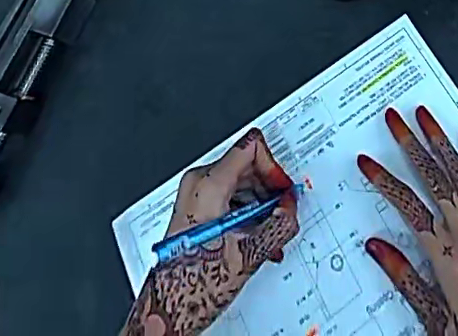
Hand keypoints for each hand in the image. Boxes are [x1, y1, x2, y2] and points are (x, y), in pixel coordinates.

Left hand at [121, 129, 298, 335]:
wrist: (166, 312)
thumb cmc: (194, 285)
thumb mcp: (248, 253)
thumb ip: (278, 224)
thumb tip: (291, 207)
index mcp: (209, 183)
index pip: (252, 146)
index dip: (274, 167)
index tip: (282, 190)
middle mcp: (198, 182)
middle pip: (247, 164)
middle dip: (269, 190)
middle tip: (281, 213)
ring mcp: (194, 194)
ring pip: (240, 181)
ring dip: (260, 205)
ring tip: (269, 233)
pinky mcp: (195, 207)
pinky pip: (228, 195)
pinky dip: (246, 212)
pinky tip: (254, 238)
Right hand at [357, 106, 457, 335]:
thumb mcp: (436, 320)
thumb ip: (405, 280)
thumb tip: (377, 249)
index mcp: (445, 253)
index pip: (406, 205)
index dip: (383, 180)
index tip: (367, 161)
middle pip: (432, 177)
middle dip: (409, 143)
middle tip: (394, 119)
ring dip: (440, 141)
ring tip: (426, 117)